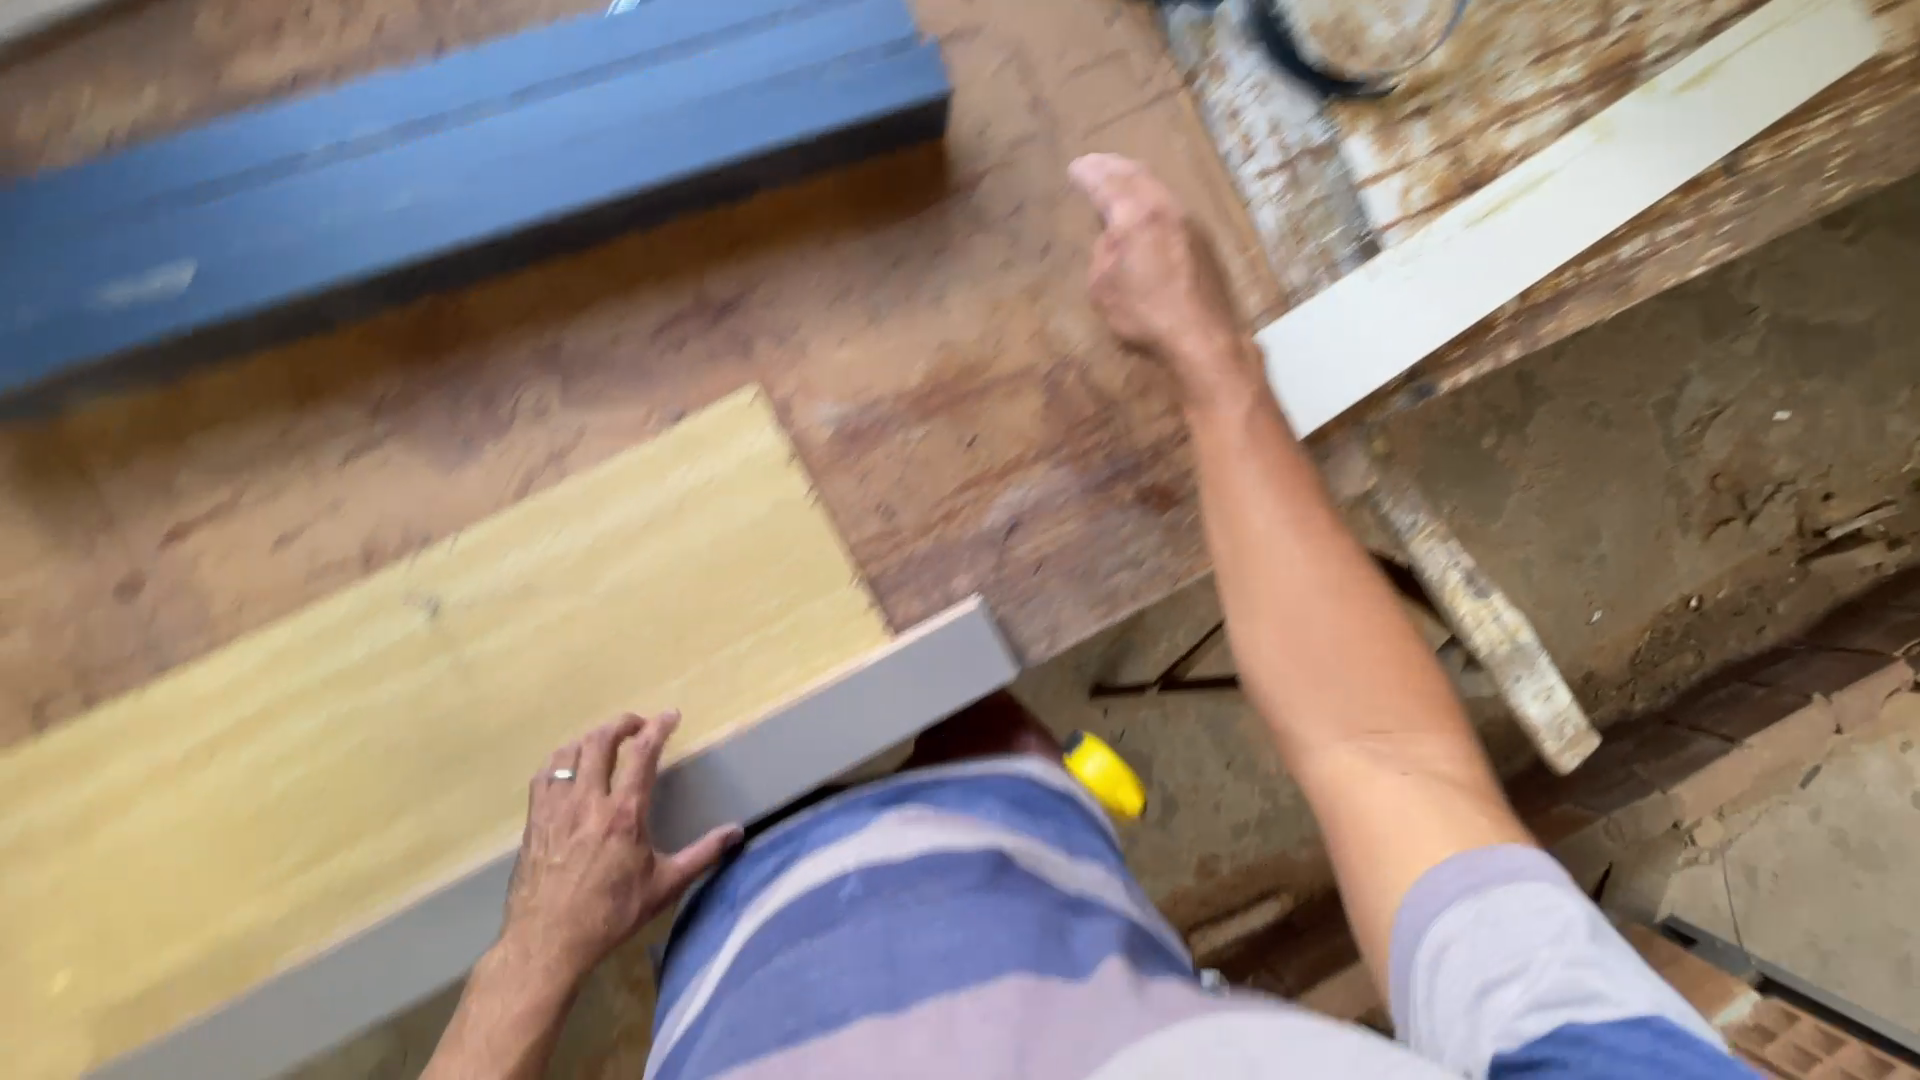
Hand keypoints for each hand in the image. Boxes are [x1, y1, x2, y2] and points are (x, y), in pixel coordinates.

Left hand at [498, 712, 741, 985]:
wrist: (547, 944)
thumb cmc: (611, 915)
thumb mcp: (665, 886)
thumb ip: (703, 854)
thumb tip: (737, 833)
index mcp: (624, 813)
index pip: (642, 753)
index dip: (658, 727)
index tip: (671, 715)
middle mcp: (588, 802)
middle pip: (600, 741)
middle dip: (622, 724)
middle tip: (638, 725)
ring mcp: (556, 810)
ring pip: (569, 753)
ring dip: (590, 738)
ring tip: (605, 741)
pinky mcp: (534, 822)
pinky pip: (544, 776)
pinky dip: (561, 760)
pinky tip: (568, 766)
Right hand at [1068, 153, 1259, 406]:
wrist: (1200, 334)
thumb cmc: (1144, 314)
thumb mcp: (1102, 288)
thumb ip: (1102, 254)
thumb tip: (1112, 239)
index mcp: (1134, 215)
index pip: (1105, 183)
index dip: (1087, 174)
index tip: (1074, 168)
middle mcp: (1163, 207)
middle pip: (1135, 174)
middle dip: (1112, 166)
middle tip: (1094, 163)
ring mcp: (1188, 220)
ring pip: (1156, 186)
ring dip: (1134, 179)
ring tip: (1118, 179)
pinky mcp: (1202, 238)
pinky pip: (1169, 204)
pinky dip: (1150, 196)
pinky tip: (1145, 208)